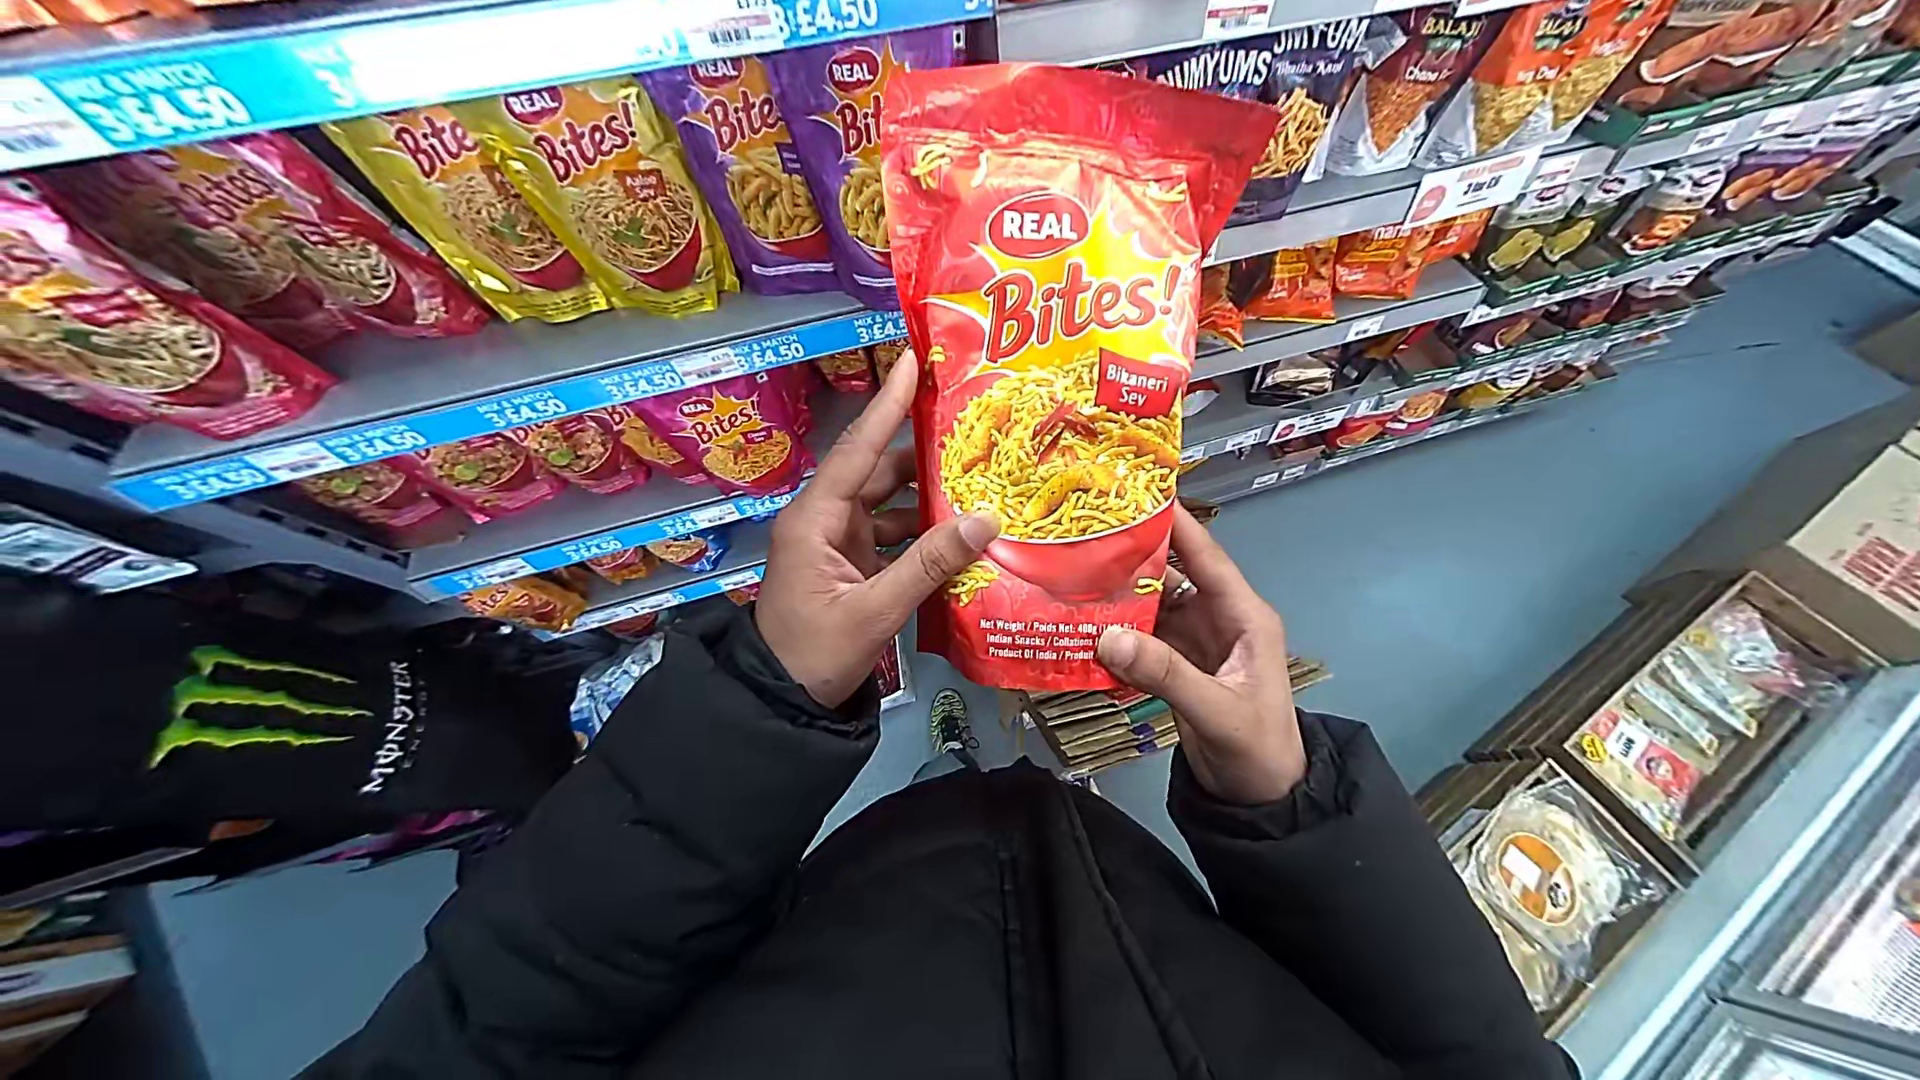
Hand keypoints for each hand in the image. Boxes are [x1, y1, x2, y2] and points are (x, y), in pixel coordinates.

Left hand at [757, 351, 999, 708]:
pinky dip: (923, 534)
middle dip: (922, 452)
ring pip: (889, 505)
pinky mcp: (853, 563)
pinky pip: (893, 535)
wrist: (782, 700)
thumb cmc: (815, 653)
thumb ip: (928, 566)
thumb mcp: (874, 611)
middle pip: (878, 472)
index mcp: (816, 518)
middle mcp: (827, 519)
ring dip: (929, 498)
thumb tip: (985, 521)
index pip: (857, 449)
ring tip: (979, 481)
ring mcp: (840, 542)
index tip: (913, 363)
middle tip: (971, 428)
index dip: (887, 405)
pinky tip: (960, 534)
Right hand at [1095, 505, 1303, 803]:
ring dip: (1114, 594)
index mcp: (1242, 616)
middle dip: (1130, 556)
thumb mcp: (1218, 711)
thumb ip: (1166, 674)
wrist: (1258, 798)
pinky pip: (1138, 636)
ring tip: (1071, 574)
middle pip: (1169, 575)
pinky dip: (1112, 630)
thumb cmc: (1258, 750)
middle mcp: (1214, 617)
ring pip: (1148, 604)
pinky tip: (1081, 623)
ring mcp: (1191, 640)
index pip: (1207, 558)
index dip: (1176, 525)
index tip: (1138, 495)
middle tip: (1083, 536)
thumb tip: (1107, 636)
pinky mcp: (1172, 662)